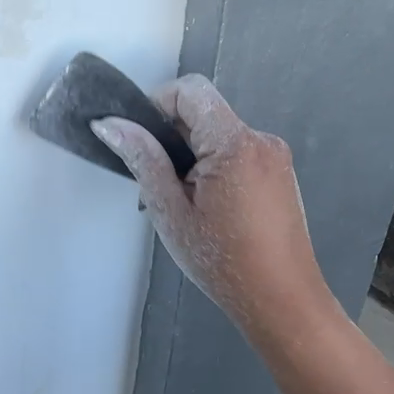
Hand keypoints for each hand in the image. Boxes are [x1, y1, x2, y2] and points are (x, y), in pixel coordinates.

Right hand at [91, 76, 338, 348]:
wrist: (284, 304)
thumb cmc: (222, 260)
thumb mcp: (169, 210)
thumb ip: (141, 158)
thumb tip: (109, 123)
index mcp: (235, 143)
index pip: (189, 90)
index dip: (157, 104)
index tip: (141, 142)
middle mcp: (260, 140)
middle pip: (202, 112)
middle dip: (172, 137)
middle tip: (157, 184)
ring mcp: (274, 157)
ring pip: (216, 134)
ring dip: (190, 155)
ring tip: (181, 204)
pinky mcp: (278, 174)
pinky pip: (234, 152)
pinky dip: (212, 167)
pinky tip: (207, 209)